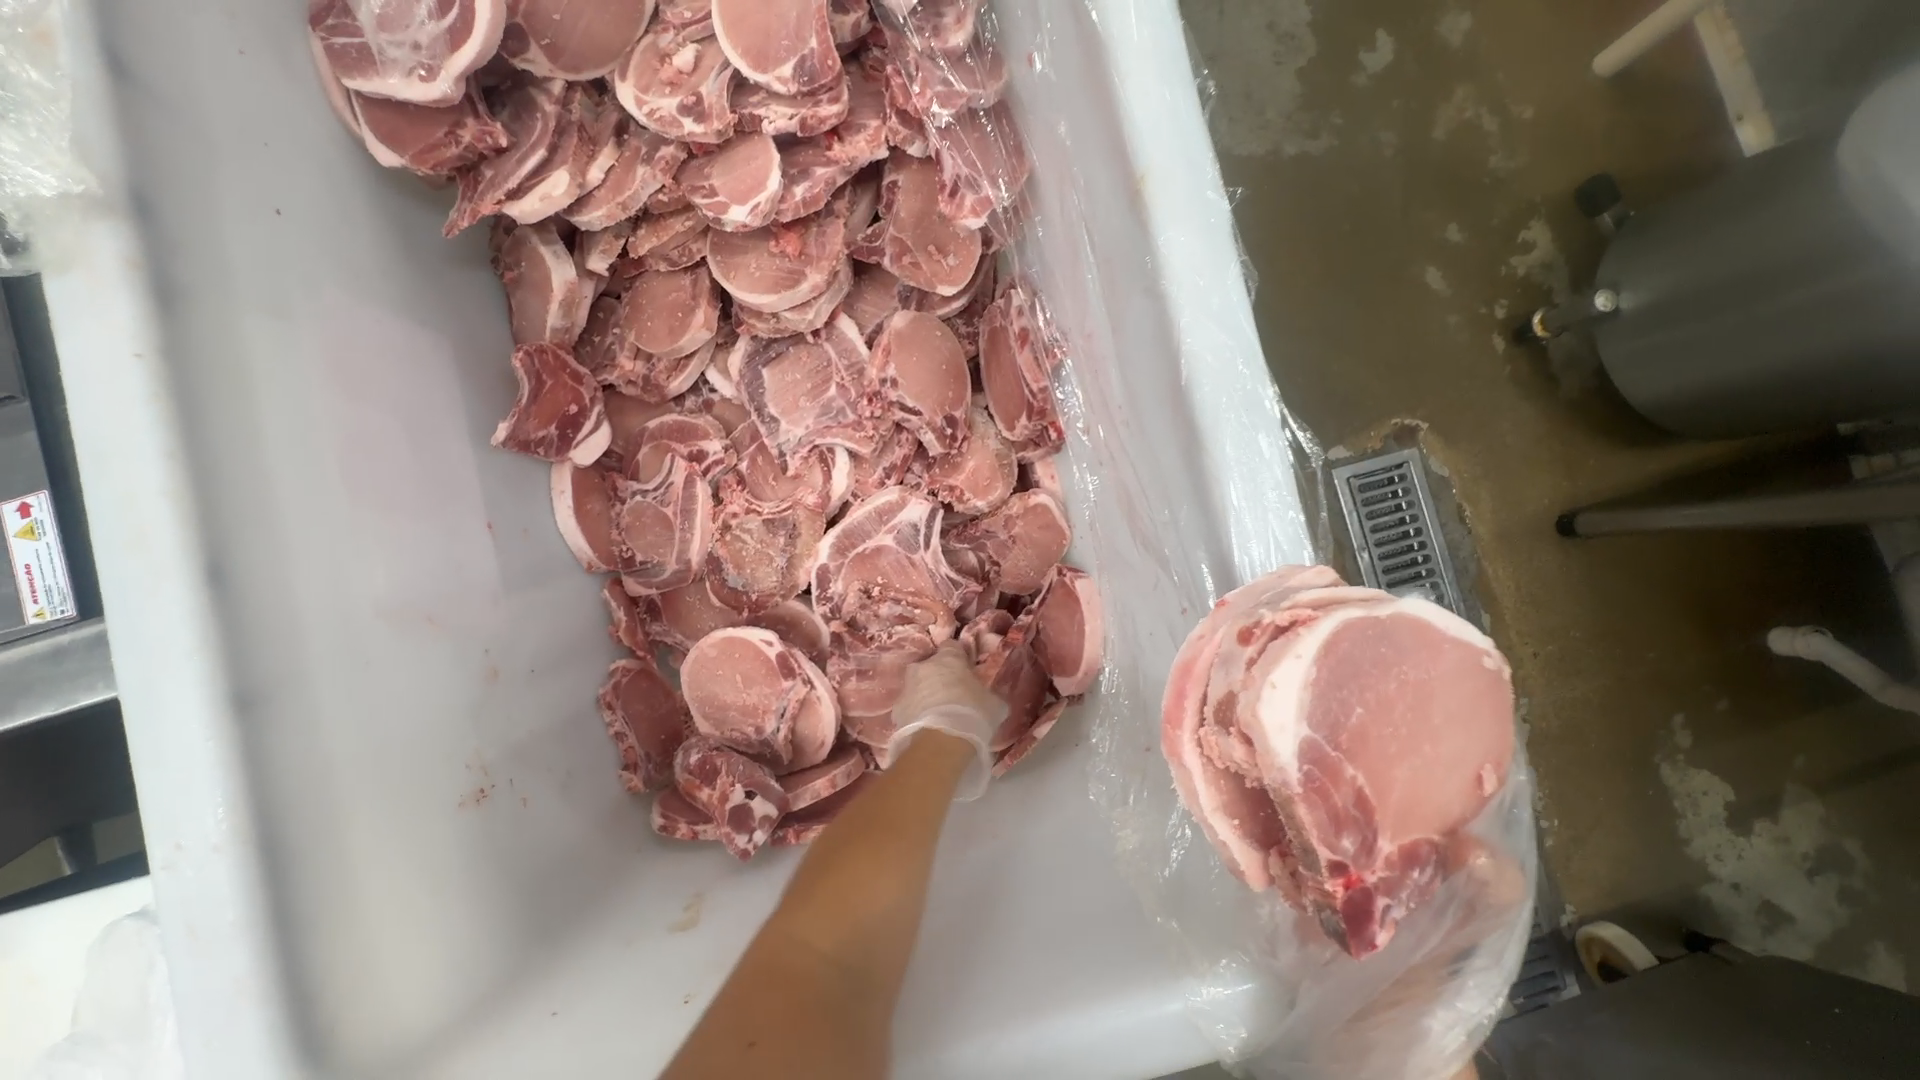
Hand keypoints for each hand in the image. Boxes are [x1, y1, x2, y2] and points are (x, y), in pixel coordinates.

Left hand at [887, 643, 1006, 800]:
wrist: (941, 743)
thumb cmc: (974, 714)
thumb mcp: (994, 704)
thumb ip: (989, 694)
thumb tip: (991, 698)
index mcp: (948, 658)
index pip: (951, 647)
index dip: (959, 658)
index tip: (966, 672)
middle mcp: (923, 667)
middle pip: (931, 667)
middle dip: (939, 678)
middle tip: (954, 697)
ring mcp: (906, 688)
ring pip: (917, 687)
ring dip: (926, 697)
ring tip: (940, 717)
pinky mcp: (896, 711)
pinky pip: (909, 708)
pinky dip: (916, 715)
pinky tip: (928, 729)